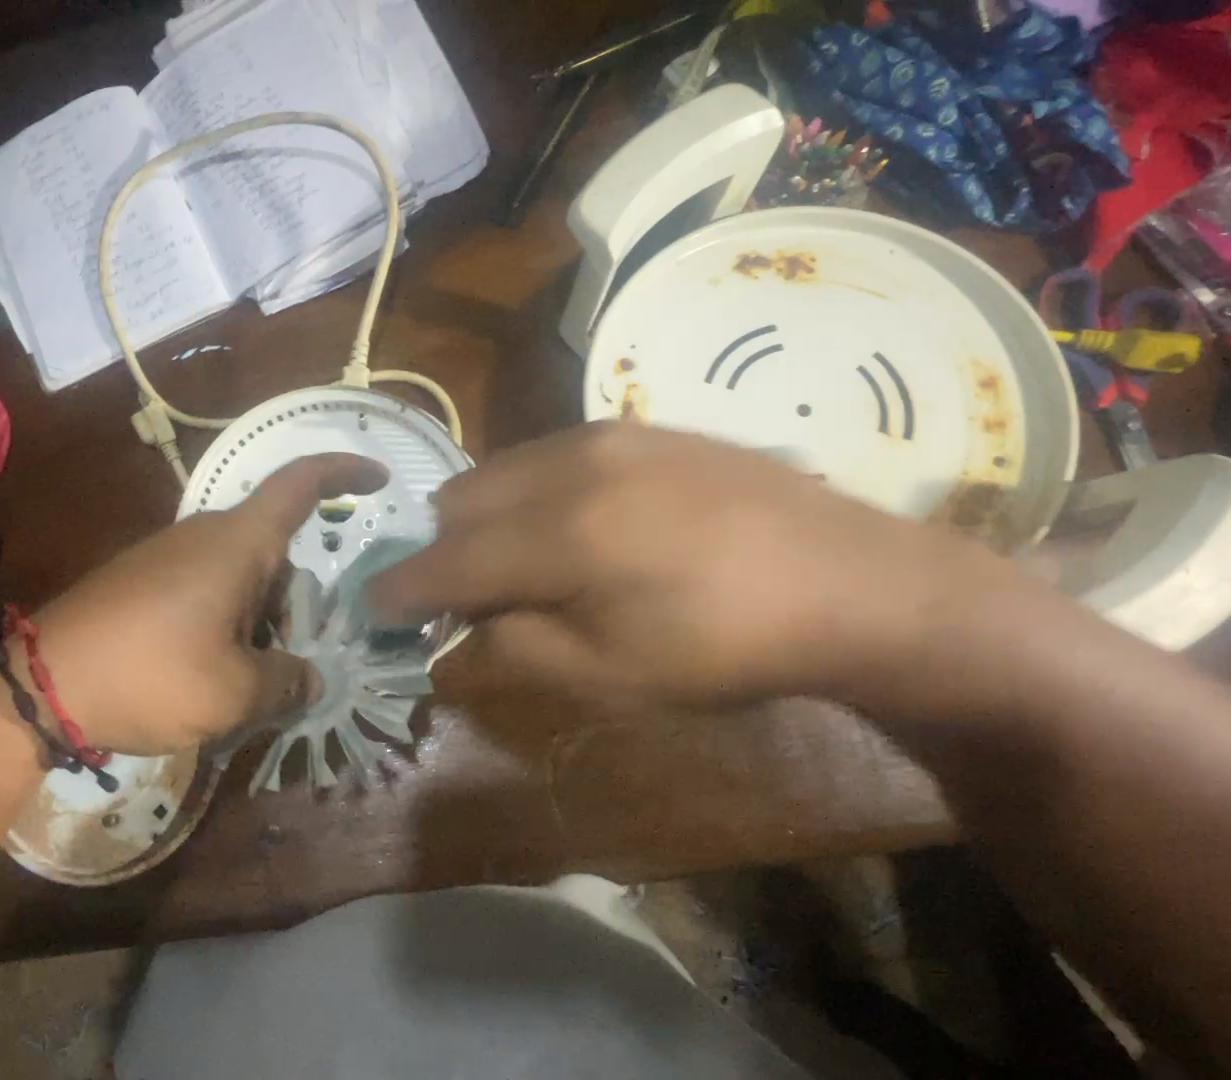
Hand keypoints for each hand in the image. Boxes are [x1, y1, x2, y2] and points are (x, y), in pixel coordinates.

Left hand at [24, 454, 387, 756]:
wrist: (42, 684)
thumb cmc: (150, 675)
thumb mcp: (234, 693)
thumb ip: (287, 682)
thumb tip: (311, 678)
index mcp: (237, 543)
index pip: (300, 484)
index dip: (343, 472)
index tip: (379, 478)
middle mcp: (204, 537)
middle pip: (275, 555)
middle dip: (294, 606)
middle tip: (294, 664)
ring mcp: (167, 557)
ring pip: (240, 580)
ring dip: (257, 625)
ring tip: (247, 686)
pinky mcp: (141, 582)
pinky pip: (204, 593)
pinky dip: (223, 627)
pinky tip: (207, 679)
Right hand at [369, 422, 1023, 709]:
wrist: (857, 584)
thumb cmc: (727, 648)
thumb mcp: (609, 676)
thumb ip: (509, 653)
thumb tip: (445, 647)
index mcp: (557, 535)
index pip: (444, 562)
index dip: (400, 590)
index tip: (373, 609)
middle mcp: (565, 465)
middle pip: (457, 504)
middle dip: (443, 554)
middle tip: (463, 600)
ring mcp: (603, 435)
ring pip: (497, 471)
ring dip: (482, 519)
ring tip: (518, 564)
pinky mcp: (636, 425)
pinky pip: (544, 454)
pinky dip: (527, 493)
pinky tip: (571, 527)